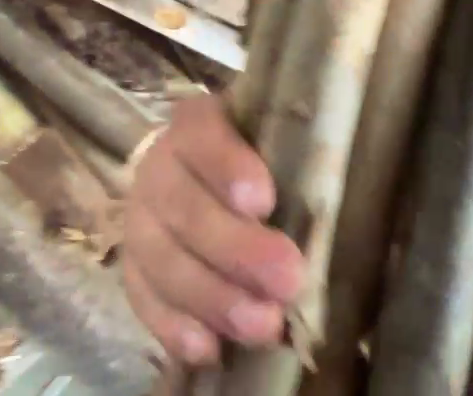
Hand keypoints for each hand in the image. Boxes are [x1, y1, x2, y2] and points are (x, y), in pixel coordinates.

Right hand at [124, 93, 305, 363]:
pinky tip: (210, 349)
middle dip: (238, 250)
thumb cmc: (261, 144)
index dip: (229, 167)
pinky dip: (176, 328)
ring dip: (215, 299)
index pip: (204, 136)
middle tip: (288, 279)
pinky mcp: (133, 267)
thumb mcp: (277, 130)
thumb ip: (299, 146)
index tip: (265, 201)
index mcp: (196, 123)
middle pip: (187, 210)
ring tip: (264, 325)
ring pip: (165, 263)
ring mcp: (140, 220)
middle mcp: (159, 167)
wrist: (203, 162)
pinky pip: (145, 301)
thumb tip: (339, 180)